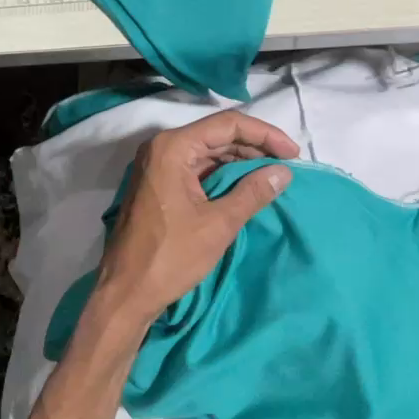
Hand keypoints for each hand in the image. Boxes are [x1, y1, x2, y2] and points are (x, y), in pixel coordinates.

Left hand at [95, 110, 299, 318]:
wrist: (125, 293)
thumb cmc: (170, 257)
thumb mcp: (218, 224)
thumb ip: (252, 193)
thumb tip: (283, 172)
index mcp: (173, 147)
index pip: (227, 125)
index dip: (264, 134)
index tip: (293, 153)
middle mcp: (163, 147)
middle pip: (217, 134)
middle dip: (254, 146)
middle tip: (287, 164)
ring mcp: (158, 164)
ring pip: (208, 151)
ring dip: (240, 160)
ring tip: (272, 173)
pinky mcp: (159, 182)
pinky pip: (197, 167)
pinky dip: (223, 173)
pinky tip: (246, 183)